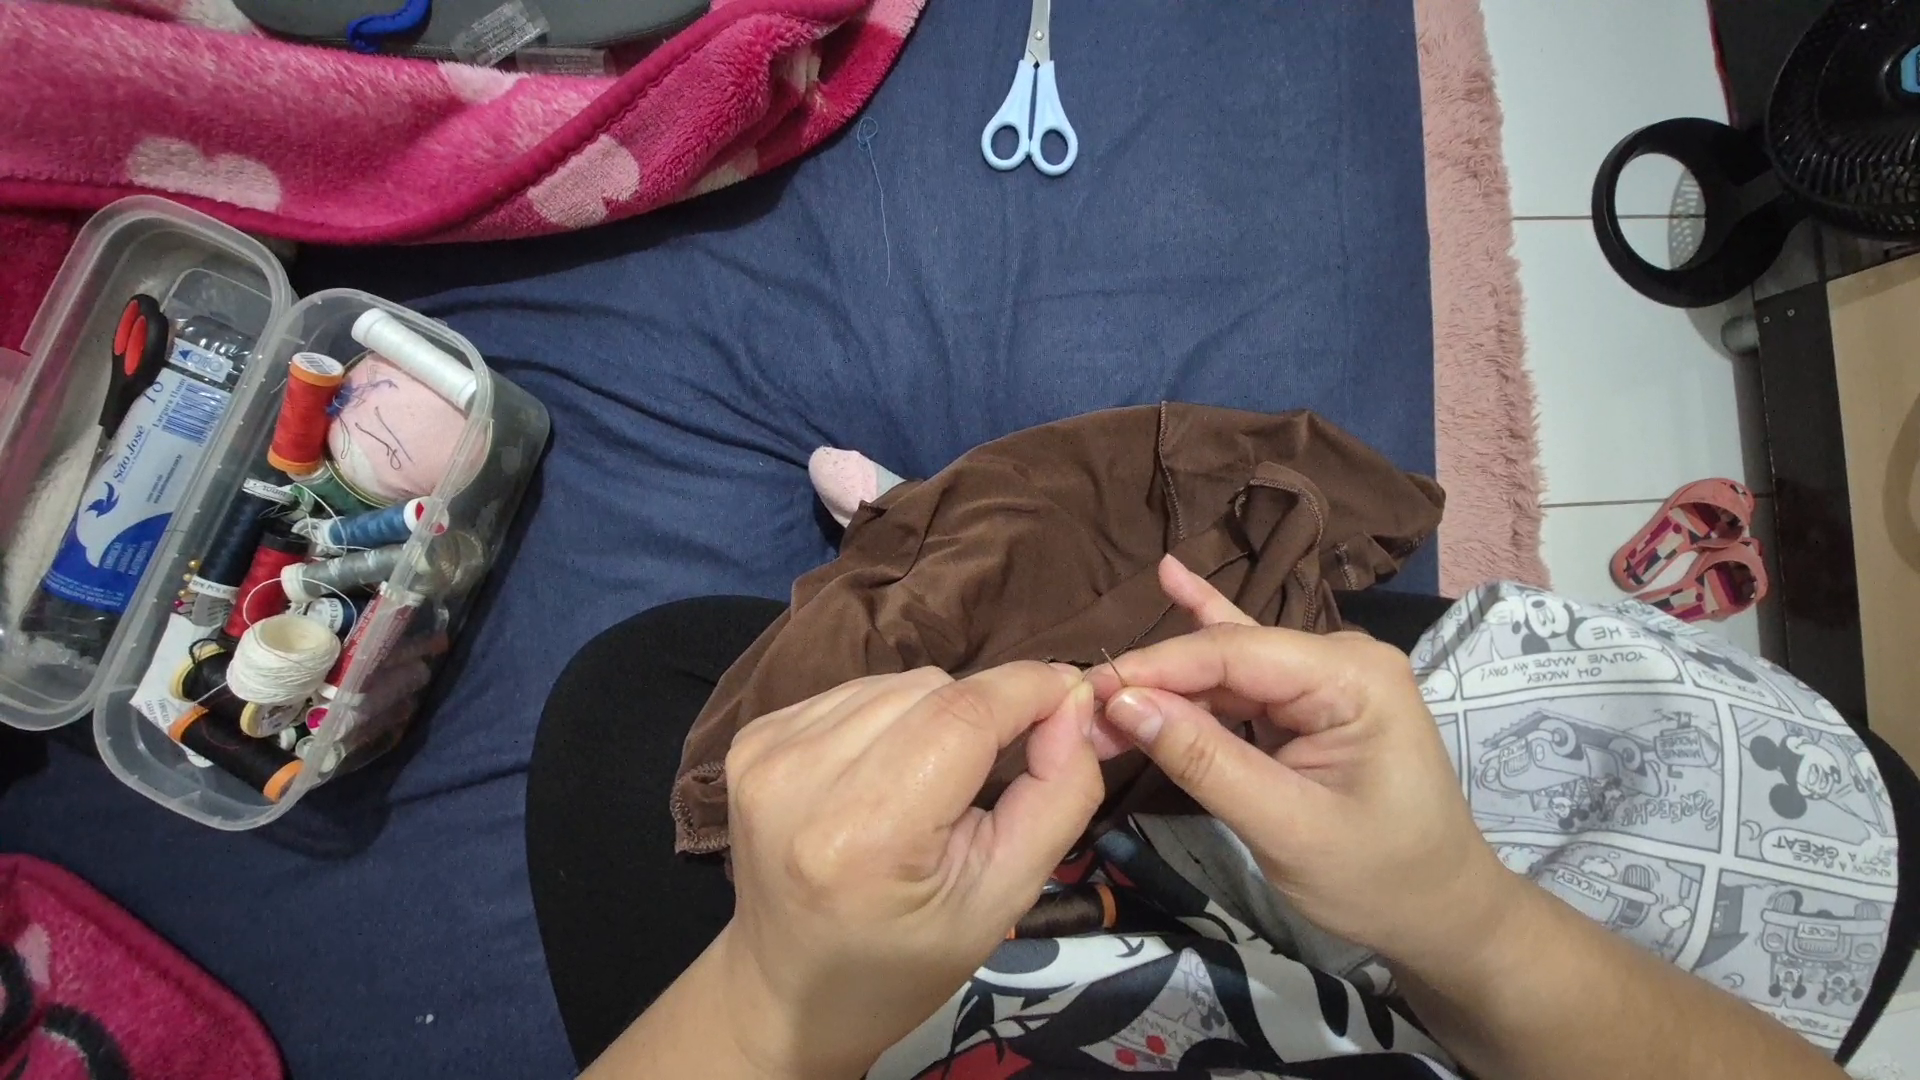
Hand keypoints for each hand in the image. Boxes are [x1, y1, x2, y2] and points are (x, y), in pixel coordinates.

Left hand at [717, 663, 1103, 1077]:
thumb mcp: (1004, 897)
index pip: (964, 713)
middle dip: (985, 709)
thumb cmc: (905, 960)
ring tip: (934, 776)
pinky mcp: (752, 736)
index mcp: (864, 834)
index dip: (1029, 689)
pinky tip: (887, 767)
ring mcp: (767, 748)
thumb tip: (1074, 703)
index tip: (1073, 692)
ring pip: (896, 682)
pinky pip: (856, 691)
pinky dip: (892, 715)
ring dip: (937, 710)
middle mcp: (799, 775)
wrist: (789, 989)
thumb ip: (1059, 794)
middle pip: (931, 688)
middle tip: (1000, 764)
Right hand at [1088, 557, 1516, 971]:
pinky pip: (1240, 672)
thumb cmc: (1379, 879)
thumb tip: (1122, 703)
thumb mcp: (1286, 828)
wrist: (1443, 917)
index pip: (1231, 654)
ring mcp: (1322, 675)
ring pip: (1222, 666)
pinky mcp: (1305, 698)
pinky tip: (1173, 581)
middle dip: (1152, 681)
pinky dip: (1197, 649)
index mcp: (1351, 675)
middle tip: (1083, 706)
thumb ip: (1203, 760)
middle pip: (1222, 656)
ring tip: (1098, 687)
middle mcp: (1337, 658)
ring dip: (1162, 684)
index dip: (1155, 668)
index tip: (1090, 692)